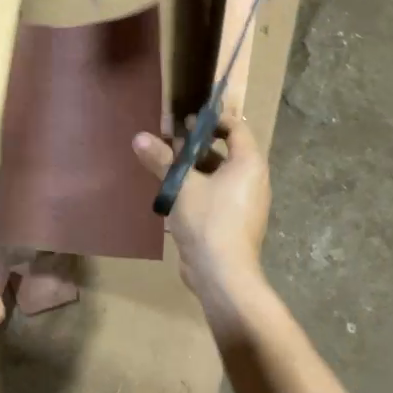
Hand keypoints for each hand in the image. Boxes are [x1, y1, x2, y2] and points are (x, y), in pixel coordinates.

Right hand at [132, 114, 270, 304]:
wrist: (222, 273)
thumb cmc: (207, 220)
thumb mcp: (179, 186)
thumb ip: (161, 160)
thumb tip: (139, 137)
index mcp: (249, 164)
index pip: (237, 129)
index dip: (213, 120)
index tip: (187, 119)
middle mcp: (253, 180)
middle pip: (227, 152)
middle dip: (197, 145)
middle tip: (169, 140)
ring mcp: (245, 203)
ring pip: (219, 175)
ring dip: (194, 168)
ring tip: (166, 166)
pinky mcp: (234, 221)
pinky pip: (217, 194)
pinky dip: (198, 188)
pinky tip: (173, 194)